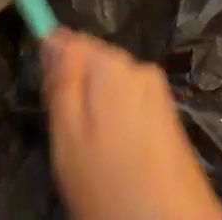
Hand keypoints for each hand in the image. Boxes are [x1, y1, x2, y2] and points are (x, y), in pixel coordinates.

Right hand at [42, 29, 221, 219]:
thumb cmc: (110, 184)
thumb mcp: (68, 136)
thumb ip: (60, 81)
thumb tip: (52, 37)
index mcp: (112, 64)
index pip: (70, 40)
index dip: (54, 69)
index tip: (51, 103)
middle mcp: (140, 67)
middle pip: (93, 63)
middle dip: (78, 92)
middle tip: (71, 138)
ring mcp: (159, 92)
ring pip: (111, 88)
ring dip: (98, 112)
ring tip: (94, 155)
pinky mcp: (171, 116)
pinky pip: (131, 106)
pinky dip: (119, 126)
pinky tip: (117, 160)